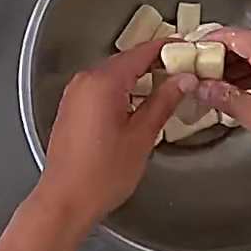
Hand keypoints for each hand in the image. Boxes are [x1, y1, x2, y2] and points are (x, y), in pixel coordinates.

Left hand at [35, 41, 193, 229]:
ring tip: (165, 88)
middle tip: (181, 71)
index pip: (141, 52)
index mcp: (104, 82)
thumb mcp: (142, 136)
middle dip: (154, 63)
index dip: (166, 48)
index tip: (186, 49)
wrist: (64, 201)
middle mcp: (86, 81)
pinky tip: (137, 104)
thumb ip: (164, 102)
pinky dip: (121, 90)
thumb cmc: (101, 174)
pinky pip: (100, 87)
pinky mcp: (71, 108)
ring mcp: (75, 94)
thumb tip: (184, 80)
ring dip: (138, 78)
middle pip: (126, 60)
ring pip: (113, 74)